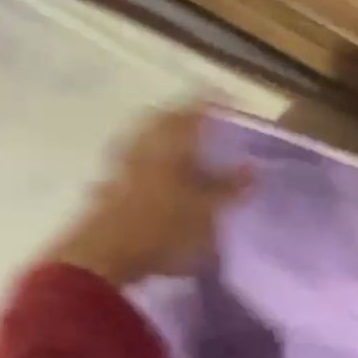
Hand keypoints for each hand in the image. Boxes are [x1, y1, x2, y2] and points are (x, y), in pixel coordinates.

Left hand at [43, 101, 256, 285]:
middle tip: (208, 125)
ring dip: (169, 141)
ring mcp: (121, 162)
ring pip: (149, 140)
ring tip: (190, 153)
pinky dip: (155, 163)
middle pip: (165, 120)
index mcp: (168, 141)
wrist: (104, 257)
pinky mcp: (110, 184)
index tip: (229, 101)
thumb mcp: (208, 212)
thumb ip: (230, 188)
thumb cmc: (164, 229)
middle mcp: (142, 142)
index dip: (213, 103)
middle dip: (187, 119)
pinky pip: (138, 162)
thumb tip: (253, 167)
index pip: (194, 110)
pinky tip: (166, 179)